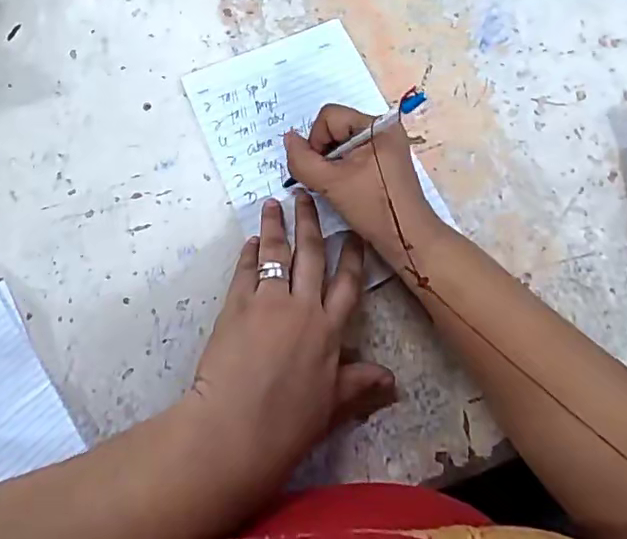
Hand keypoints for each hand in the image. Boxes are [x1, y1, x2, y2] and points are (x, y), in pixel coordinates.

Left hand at [183, 194, 396, 492]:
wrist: (235, 430)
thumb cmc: (287, 426)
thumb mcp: (331, 407)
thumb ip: (358, 385)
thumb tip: (392, 380)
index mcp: (329, 331)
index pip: (347, 284)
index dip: (351, 256)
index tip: (352, 232)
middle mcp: (302, 307)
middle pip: (311, 255)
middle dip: (310, 223)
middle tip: (307, 197)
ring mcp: (268, 302)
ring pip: (276, 254)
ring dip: (276, 226)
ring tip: (273, 203)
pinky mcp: (236, 304)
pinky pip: (246, 270)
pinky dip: (249, 253)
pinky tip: (251, 241)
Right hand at [283, 104, 445, 258]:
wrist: (409, 238)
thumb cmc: (373, 207)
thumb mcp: (330, 183)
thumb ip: (301, 159)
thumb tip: (289, 138)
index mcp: (377, 124)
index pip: (328, 117)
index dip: (316, 141)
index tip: (321, 171)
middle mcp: (385, 127)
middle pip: (335, 126)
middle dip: (324, 152)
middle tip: (328, 180)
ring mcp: (388, 143)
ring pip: (343, 141)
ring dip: (333, 162)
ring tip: (339, 186)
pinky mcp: (388, 159)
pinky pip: (355, 152)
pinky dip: (344, 167)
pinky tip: (348, 188)